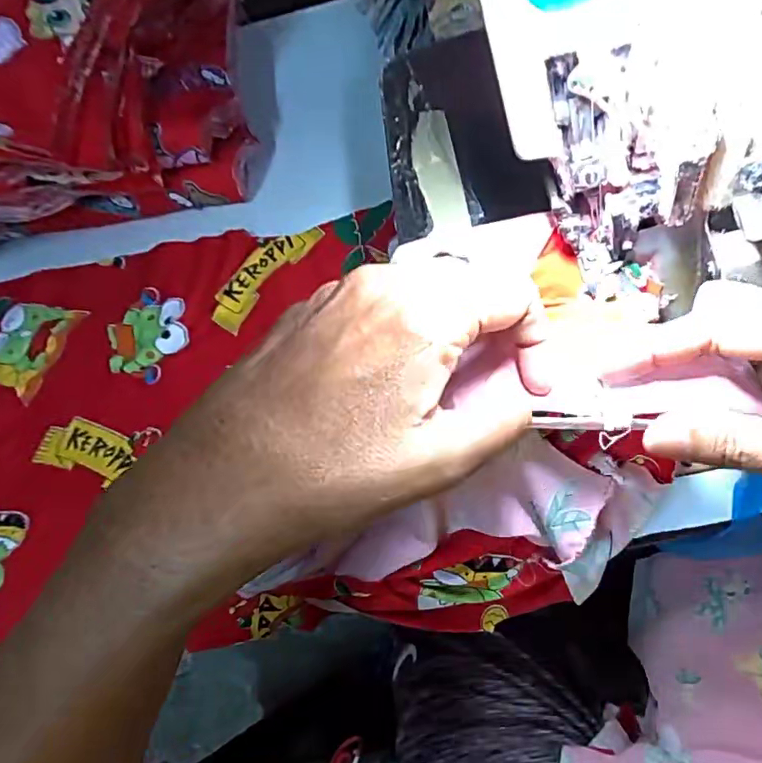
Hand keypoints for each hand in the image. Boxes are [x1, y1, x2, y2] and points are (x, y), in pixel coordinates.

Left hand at [144, 256, 549, 560]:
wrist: (224, 481)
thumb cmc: (338, 476)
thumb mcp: (441, 460)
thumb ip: (505, 417)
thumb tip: (528, 392)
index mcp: (423, 310)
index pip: (514, 292)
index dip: (537, 341)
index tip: (528, 390)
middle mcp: (382, 281)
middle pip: (470, 285)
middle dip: (496, 333)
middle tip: (489, 390)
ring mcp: (339, 288)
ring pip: (426, 291)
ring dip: (452, 332)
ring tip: (438, 390)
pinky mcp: (311, 306)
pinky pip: (381, 302)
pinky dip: (407, 330)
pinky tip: (385, 381)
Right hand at [608, 280, 761, 537]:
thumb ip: (729, 442)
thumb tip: (653, 436)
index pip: (724, 328)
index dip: (661, 349)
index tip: (612, 367)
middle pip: (728, 326)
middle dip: (673, 355)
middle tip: (625, 386)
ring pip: (741, 347)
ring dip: (697, 374)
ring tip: (649, 399)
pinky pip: (761, 370)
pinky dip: (726, 390)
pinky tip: (700, 411)